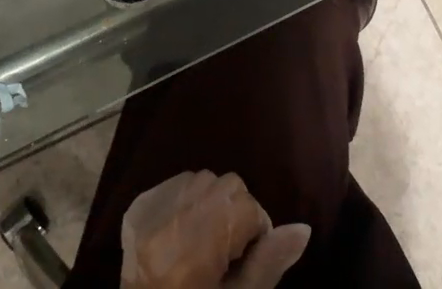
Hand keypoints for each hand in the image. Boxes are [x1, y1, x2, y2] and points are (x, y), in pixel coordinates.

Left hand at [120, 171, 310, 288]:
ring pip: (203, 179)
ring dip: (212, 202)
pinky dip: (187, 202)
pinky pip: (175, 185)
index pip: (249, 208)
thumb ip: (269, 263)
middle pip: (227, 185)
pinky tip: (182, 235)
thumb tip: (303, 227)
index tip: (242, 262)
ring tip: (205, 241)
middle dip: (235, 211)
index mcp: (199, 242)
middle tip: (226, 250)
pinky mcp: (138, 207)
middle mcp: (174, 214)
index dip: (255, 235)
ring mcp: (152, 208)